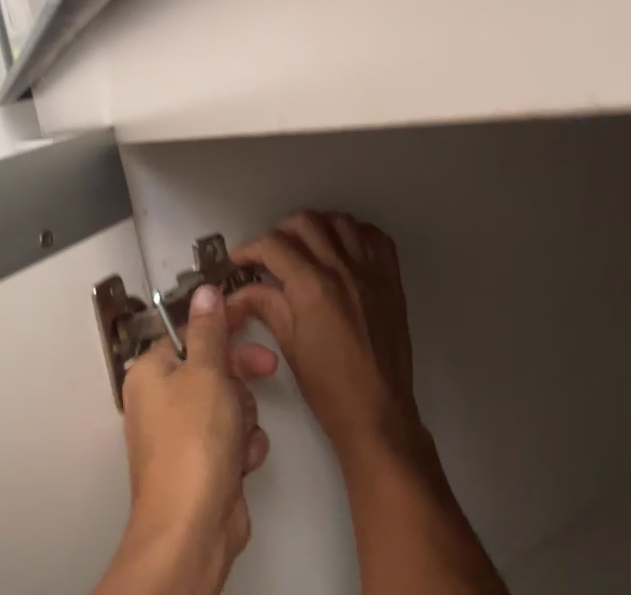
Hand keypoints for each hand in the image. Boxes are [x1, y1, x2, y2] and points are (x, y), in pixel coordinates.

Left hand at [95, 285, 278, 594]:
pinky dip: (244, 444)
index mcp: (151, 373)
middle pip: (214, 366)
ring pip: (231, 401)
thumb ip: (209, 329)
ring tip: (239, 434)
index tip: (249, 317)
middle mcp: (162, 401)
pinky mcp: (204, 461)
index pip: (190, 331)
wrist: (193, 524)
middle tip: (264, 369)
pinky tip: (241, 459)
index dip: (222, 325)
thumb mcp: (207, 371)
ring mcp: (183, 433)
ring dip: (245, 414)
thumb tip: (204, 293)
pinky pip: (235, 435)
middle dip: (241, 376)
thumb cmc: (192, 445)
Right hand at [229, 211, 425, 464]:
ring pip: (341, 221)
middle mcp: (343, 267)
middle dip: (280, 231)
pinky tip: (341, 248)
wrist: (377, 409)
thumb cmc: (327, 386)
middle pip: (306, 222)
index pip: (274, 246)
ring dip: (317, 226)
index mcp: (314, 286)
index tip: (239, 260)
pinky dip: (354, 233)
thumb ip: (267, 306)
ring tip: (304, 245)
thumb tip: (239, 291)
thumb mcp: (289, 345)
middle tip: (269, 252)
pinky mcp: (391, 277)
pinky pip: (374, 237)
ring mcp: (371, 269)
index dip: (250, 248)